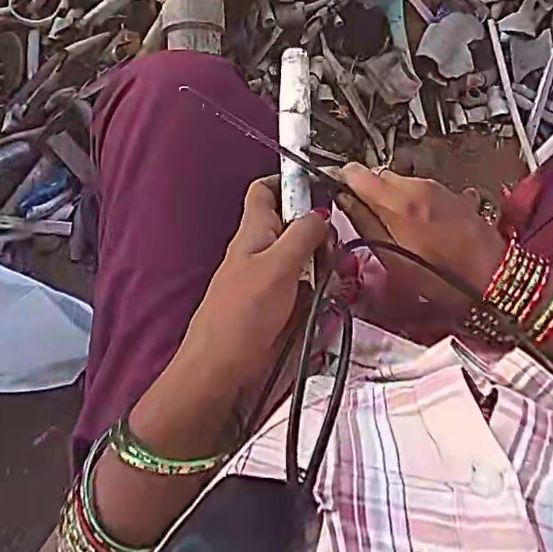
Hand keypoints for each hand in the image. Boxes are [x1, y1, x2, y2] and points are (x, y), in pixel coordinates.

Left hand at [169, 179, 331, 394]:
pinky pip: (301, 283)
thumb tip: (322, 214)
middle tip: (333, 249)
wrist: (218, 368)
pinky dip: (316, 287)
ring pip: (300, 255)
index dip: (290, 182)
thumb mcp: (280, 266)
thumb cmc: (243, 313)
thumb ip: (303, 235)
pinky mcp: (273, 302)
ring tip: (334, 277)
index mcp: (254, 229)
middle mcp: (259, 247)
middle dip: (317, 231)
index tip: (320, 190)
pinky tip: (325, 300)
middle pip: (292, 224)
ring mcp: (265, 275)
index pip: (266, 189)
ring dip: (321, 262)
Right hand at [335, 165, 506, 313]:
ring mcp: (435, 186)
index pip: (356, 172)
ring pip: (397, 181)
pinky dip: (409, 199)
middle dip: (367, 191)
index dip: (342, 180)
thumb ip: (364, 223)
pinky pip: (416, 188)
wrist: (494, 278)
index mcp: (399, 202)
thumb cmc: (444, 278)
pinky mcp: (448, 191)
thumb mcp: (393, 259)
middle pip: (377, 174)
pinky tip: (416, 224)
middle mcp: (417, 186)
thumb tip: (344, 201)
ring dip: (390, 197)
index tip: (337, 191)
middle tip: (367, 218)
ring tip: (396, 227)